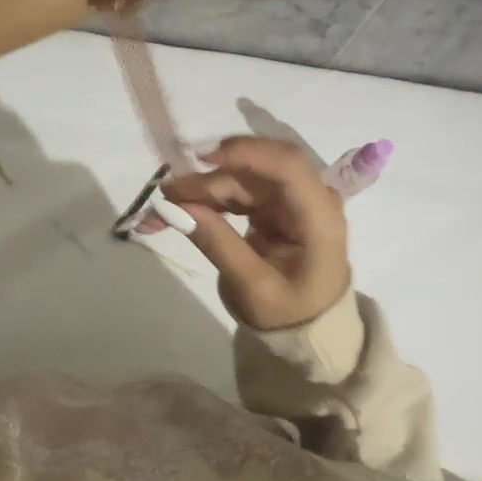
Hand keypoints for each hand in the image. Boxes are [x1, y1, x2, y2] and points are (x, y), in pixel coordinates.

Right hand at [154, 137, 350, 331]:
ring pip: (241, 178)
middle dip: (210, 178)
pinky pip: (236, 192)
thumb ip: (219, 245)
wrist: (308, 326)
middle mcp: (309, 198)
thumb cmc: (288, 311)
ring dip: (201, 189)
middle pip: (257, 170)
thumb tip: (179, 210)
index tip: (201, 159)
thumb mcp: (252, 287)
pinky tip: (178, 210)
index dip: (246, 154)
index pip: (289, 166)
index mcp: (319, 217)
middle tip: (166, 195)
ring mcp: (290, 199)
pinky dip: (207, 199)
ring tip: (162, 210)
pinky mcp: (273, 205)